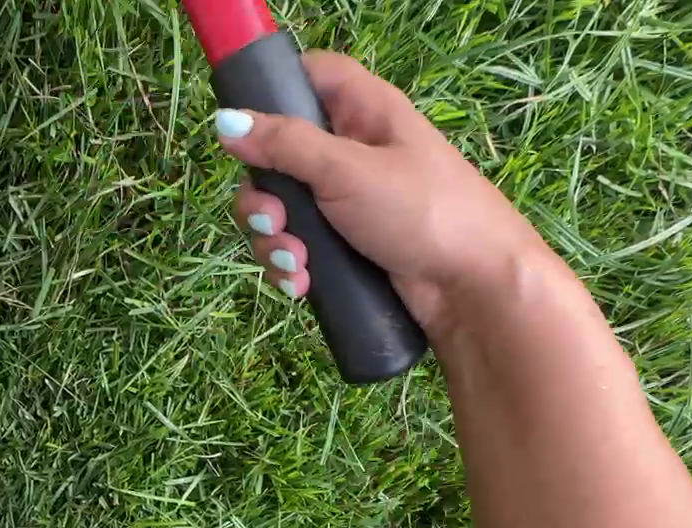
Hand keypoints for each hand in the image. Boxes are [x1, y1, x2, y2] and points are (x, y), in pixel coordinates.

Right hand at [214, 52, 553, 334]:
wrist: (465, 285)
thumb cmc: (420, 211)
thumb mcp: (347, 171)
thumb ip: (286, 146)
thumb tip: (226, 122)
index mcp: (363, 114)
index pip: (312, 78)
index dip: (274, 92)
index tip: (241, 127)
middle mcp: (348, 154)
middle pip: (275, 160)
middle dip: (261, 200)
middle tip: (272, 222)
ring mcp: (341, 202)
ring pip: (277, 213)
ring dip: (273, 243)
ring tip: (298, 263)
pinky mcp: (337, 244)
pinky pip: (291, 248)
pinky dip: (288, 267)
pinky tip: (301, 283)